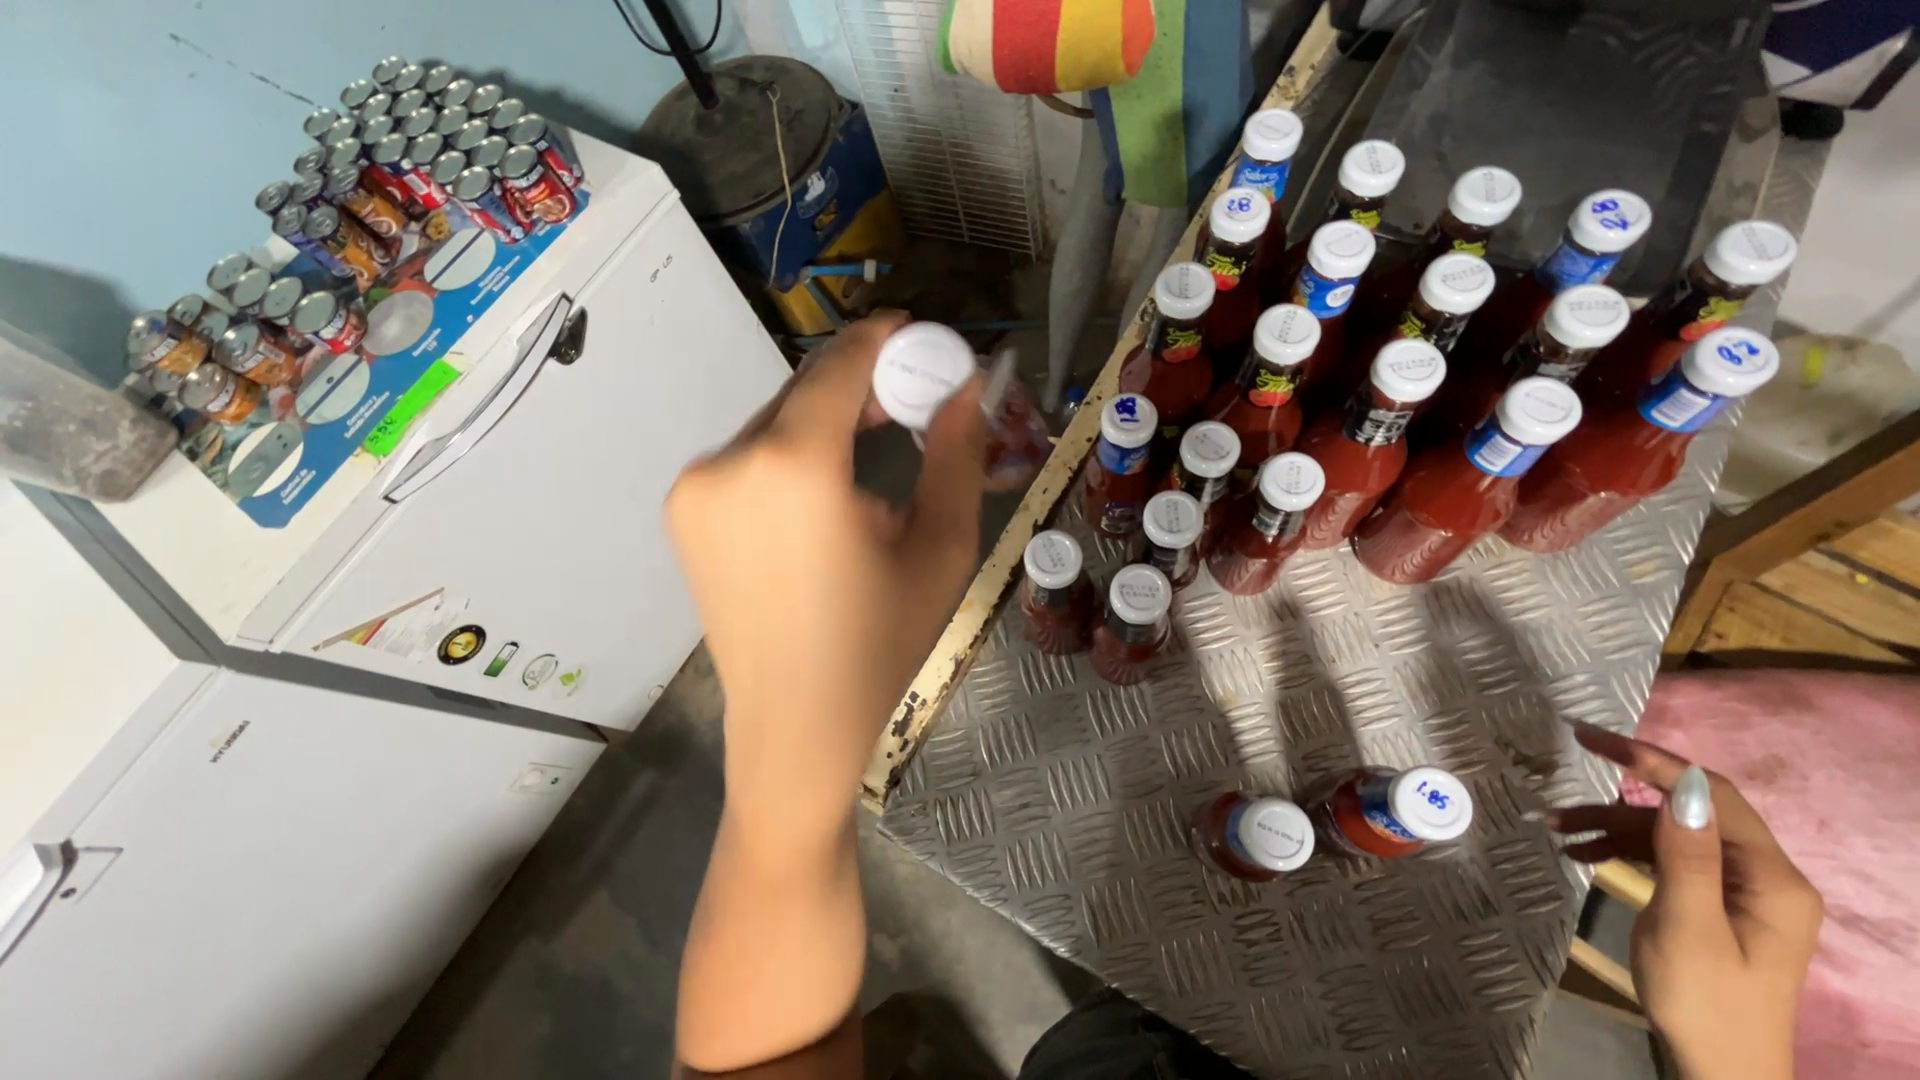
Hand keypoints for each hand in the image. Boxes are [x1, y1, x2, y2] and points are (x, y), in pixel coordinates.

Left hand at [664, 312, 986, 833]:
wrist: (798, 728)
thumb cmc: (881, 647)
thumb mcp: (939, 549)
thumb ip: (955, 453)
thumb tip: (967, 386)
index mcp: (793, 467)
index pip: (838, 368)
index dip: (879, 340)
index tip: (913, 332)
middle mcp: (728, 462)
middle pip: (803, 392)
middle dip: (858, 386)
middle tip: (910, 396)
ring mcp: (695, 489)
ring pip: (774, 424)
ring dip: (824, 423)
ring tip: (874, 453)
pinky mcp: (684, 515)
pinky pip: (747, 459)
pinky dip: (790, 455)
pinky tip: (826, 494)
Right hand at [1551, 721, 1823, 1079]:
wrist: (1720, 1067)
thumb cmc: (1705, 998)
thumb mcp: (1687, 926)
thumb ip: (1686, 855)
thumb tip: (1682, 787)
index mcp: (1771, 877)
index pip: (1712, 795)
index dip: (1654, 760)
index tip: (1594, 738)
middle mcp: (1764, 875)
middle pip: (1688, 809)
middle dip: (1623, 790)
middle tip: (1571, 761)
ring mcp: (1741, 889)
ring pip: (1670, 832)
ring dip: (1613, 824)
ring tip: (1556, 827)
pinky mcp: (1716, 902)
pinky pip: (1668, 857)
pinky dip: (1623, 849)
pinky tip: (1582, 852)